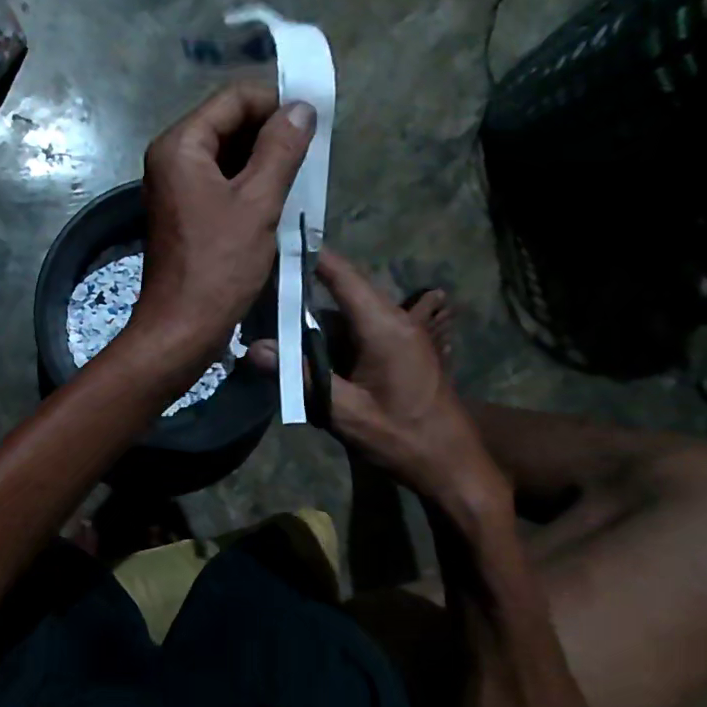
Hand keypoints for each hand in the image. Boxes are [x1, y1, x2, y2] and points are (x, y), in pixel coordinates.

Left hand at [131, 82, 315, 363]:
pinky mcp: (183, 211)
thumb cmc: (219, 266)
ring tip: (300, 175)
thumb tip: (301, 108)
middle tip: (312, 150)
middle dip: (270, 132)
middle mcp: (170, 159)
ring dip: (263, 159)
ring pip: (226, 154)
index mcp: (180, 146)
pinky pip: (219, 181)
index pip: (234, 99)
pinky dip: (248, 183)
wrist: (182, 327)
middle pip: (227, 123)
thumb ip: (281, 149)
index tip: (315, 119)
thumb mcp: (258, 203)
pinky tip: (278, 197)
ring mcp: (174, 186)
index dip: (276, 102)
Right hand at [253, 250, 500, 501]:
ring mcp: (402, 336)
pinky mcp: (400, 352)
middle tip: (259, 294)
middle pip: (340, 295)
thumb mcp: (345, 413)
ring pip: (347, 316)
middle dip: (301, 294)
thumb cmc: (402, 438)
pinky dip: (329, 338)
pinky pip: (358, 332)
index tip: (277, 240)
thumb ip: (300, 377)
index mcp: (385, 328)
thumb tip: (253, 348)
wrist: (453, 466)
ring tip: (273, 324)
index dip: (310, 255)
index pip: (342, 277)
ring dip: (313, 323)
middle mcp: (396, 323)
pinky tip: (305, 354)